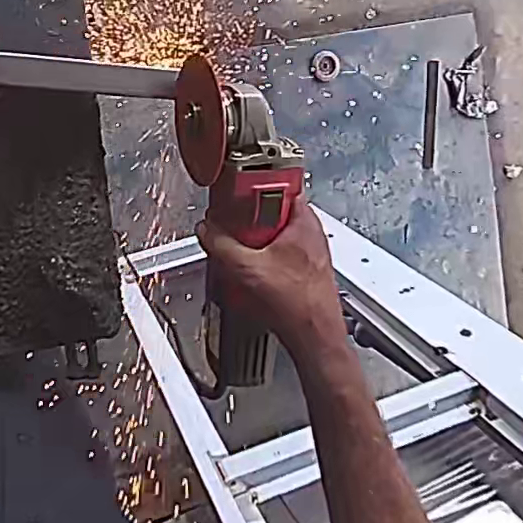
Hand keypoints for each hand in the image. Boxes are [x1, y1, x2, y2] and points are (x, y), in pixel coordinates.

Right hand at [196, 194, 345, 354]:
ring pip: (278, 232)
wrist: (316, 338)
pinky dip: (266, 255)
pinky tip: (254, 270)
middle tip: (235, 224)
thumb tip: (207, 231)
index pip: (282, 184)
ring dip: (258, 238)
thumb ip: (221, 245)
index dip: (259, 184)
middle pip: (275, 210)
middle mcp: (311, 233)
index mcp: (304, 221)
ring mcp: (311, 251)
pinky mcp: (307, 268)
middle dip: (252, 217)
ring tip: (242, 249)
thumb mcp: (247, 268)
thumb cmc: (299, 304)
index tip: (241, 190)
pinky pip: (282, 251)